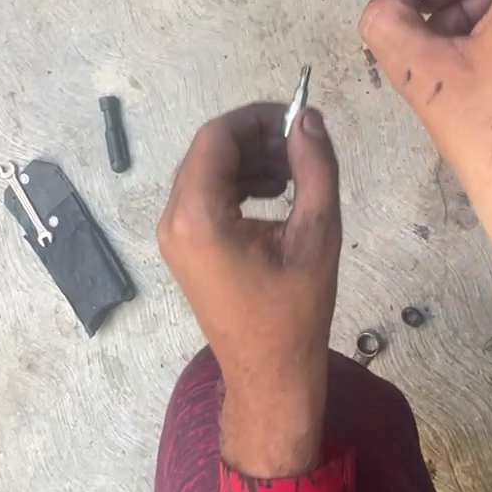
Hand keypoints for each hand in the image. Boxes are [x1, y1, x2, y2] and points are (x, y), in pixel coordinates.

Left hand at [158, 102, 341, 476]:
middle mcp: (174, 220)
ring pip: (208, 171)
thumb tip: (307, 117)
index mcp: (198, 216)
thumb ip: (315, 167)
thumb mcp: (316, 234)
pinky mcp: (185, 246)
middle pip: (210, 151)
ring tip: (295, 173)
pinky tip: (276, 193)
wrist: (270, 374)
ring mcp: (175, 235)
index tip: (297, 120)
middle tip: (301, 148)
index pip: (217, 137)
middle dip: (256, 139)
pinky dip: (239, 184)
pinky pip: (206, 195)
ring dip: (250, 160)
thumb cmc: (295, 311)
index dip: (257, 118)